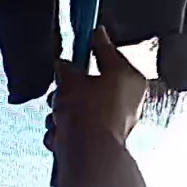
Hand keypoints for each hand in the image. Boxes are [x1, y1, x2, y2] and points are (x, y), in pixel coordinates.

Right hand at [45, 27, 147, 154]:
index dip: (93, 43)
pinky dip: (64, 131)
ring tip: (58, 118)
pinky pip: (76, 129)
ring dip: (62, 113)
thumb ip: (66, 68)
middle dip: (68, 90)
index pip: (109, 53)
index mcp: (129, 78)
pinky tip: (60, 134)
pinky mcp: (100, 141)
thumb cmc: (87, 113)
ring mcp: (114, 122)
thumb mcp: (70, 81)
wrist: (87, 154)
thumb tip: (62, 64)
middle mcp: (127, 100)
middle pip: (90, 84)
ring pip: (79, 108)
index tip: (89, 32)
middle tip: (59, 91)